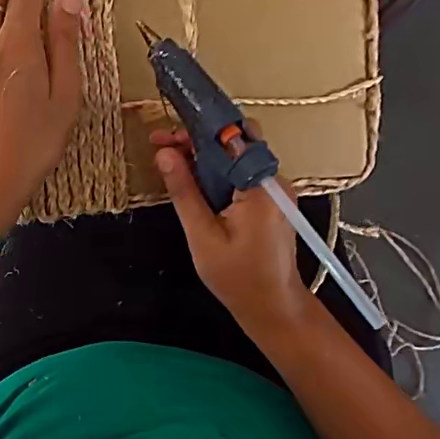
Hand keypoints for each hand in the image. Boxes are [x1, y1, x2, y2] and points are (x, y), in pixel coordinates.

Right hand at [152, 128, 320, 333]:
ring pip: (238, 158)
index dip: (196, 130)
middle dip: (197, 140)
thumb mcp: (202, 236)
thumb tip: (165, 155)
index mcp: (261, 188)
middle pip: (236, 143)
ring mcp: (276, 191)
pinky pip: (243, 175)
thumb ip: (184, 191)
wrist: (274, 308)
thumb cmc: (239, 279)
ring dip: (205, 157)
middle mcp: (275, 182)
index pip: (232, 137)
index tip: (165, 136)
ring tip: (171, 162)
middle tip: (163, 148)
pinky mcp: (272, 201)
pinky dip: (218, 173)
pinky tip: (194, 181)